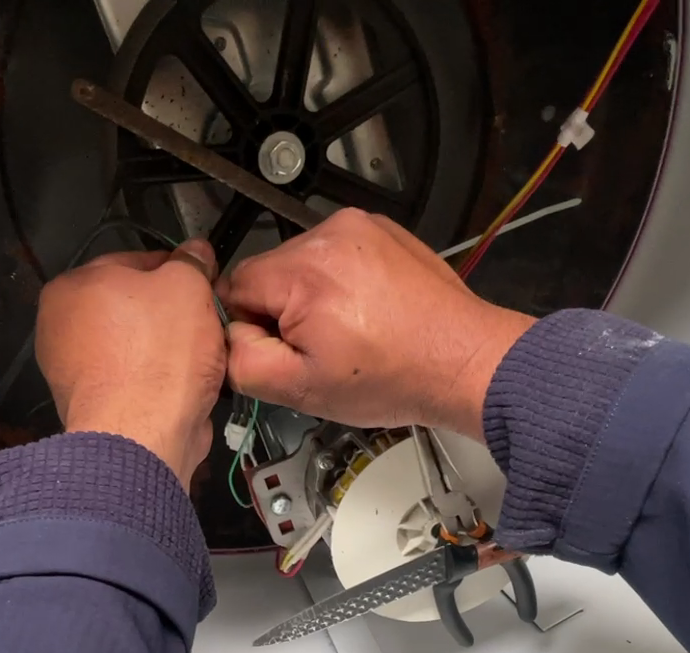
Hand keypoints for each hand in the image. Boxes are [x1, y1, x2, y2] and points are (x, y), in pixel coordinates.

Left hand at [36, 239, 226, 481]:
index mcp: (72, 286)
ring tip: (201, 362)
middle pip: (134, 310)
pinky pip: (138, 384)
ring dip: (170, 353)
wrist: (142, 437)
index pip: (136, 262)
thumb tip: (196, 251)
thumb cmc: (160, 353)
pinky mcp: (97, 410)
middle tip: (207, 327)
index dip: (179, 272)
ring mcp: (75, 374)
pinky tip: (185, 389)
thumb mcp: (186, 287)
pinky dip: (160, 385)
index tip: (207, 287)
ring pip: (139, 349)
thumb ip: (191, 262)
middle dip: (172, 317)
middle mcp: (61, 328)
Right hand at [217, 209, 534, 440]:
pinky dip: (338, 284)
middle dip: (280, 313)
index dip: (250, 328)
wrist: (463, 362)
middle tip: (321, 350)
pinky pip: (333, 256)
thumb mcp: (301, 390)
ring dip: (309, 299)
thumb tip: (226, 339)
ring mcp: (358, 226)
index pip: (232, 287)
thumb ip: (243, 362)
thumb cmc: (395, 378)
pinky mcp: (380, 230)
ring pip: (298, 266)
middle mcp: (329, 233)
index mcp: (303, 271)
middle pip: (266, 273)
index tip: (284, 352)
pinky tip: (364, 314)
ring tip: (349, 333)